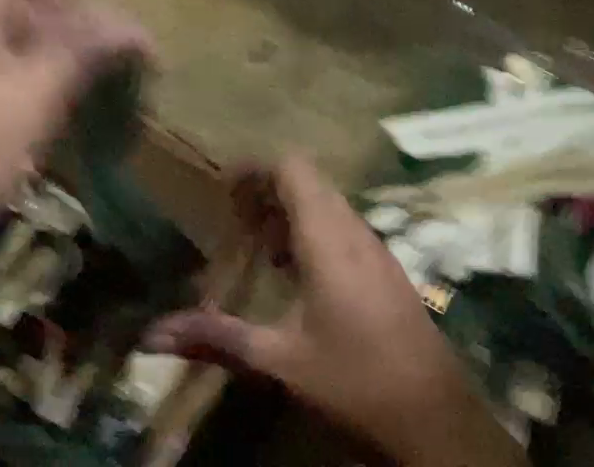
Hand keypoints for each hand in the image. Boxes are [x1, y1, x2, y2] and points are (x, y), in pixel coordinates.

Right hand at [143, 157, 525, 466]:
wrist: (441, 426)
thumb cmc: (358, 382)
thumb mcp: (281, 361)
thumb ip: (218, 338)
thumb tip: (152, 334)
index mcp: (328, 240)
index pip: (293, 169)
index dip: (255, 168)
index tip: (223, 189)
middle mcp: (355, 233)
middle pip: (309, 181)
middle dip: (267, 189)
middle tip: (234, 218)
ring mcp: (378, 251)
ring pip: (329, 204)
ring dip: (290, 211)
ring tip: (259, 246)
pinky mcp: (389, 272)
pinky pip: (344, 228)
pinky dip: (312, 231)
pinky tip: (296, 275)